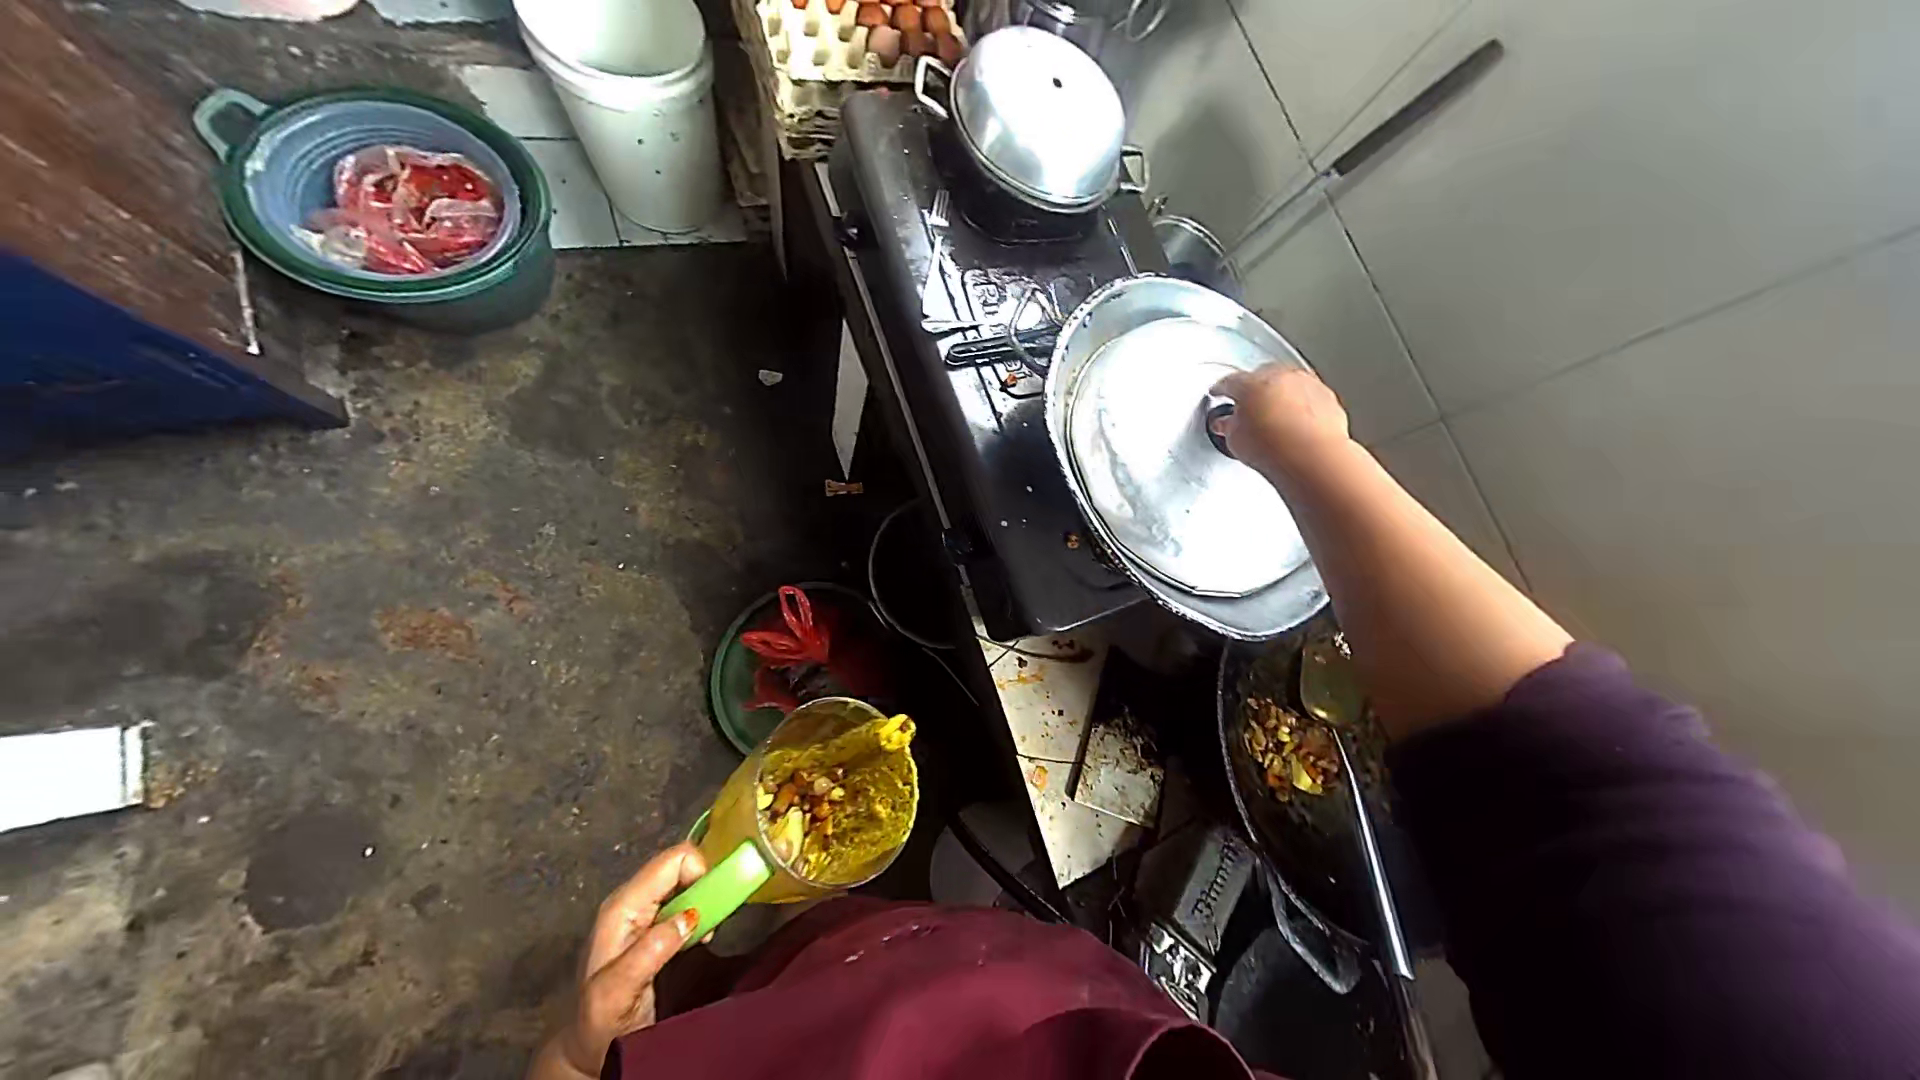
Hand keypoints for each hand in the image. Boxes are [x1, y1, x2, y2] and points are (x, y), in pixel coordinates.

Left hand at [547, 844, 707, 1077]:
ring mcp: (641, 910)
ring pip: (685, 880)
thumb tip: (688, 917)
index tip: (708, 909)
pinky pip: (684, 899)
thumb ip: (649, 952)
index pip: (675, 858)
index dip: (700, 873)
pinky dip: (699, 913)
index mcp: (622, 906)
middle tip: (707, 925)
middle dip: (704, 888)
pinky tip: (695, 938)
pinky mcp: (652, 922)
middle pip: (682, 864)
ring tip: (701, 935)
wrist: (585, 1048)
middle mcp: (631, 899)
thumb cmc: (598, 1024)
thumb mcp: (616, 993)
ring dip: (703, 902)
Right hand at [1210, 366, 1350, 480]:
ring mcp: (1306, 385)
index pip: (1230, 382)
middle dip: (1254, 391)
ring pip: (1288, 385)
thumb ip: (1228, 424)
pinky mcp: (1327, 398)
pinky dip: (1301, 408)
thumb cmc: (1273, 445)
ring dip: (1280, 398)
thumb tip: (1229, 424)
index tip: (1219, 393)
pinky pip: (1309, 397)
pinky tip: (1296, 426)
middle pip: (1261, 377)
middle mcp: (1280, 377)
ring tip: (1273, 422)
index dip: (1221, 389)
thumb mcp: (1233, 438)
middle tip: (1247, 410)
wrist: (1310, 456)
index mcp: (1250, 383)